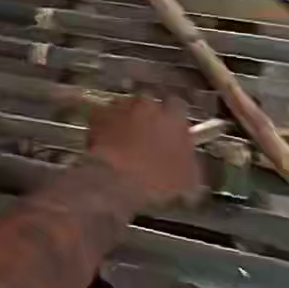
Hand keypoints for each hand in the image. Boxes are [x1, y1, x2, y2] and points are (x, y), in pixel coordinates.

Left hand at [84, 94, 201, 206]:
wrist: (117, 183)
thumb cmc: (157, 182)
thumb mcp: (187, 179)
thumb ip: (189, 159)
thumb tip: (187, 157)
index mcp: (173, 117)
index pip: (177, 106)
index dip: (172, 120)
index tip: (170, 132)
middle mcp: (147, 105)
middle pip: (148, 104)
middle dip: (147, 117)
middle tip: (144, 138)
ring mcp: (121, 107)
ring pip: (124, 107)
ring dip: (124, 119)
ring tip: (121, 141)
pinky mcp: (98, 114)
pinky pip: (102, 115)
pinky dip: (103, 124)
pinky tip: (103, 141)